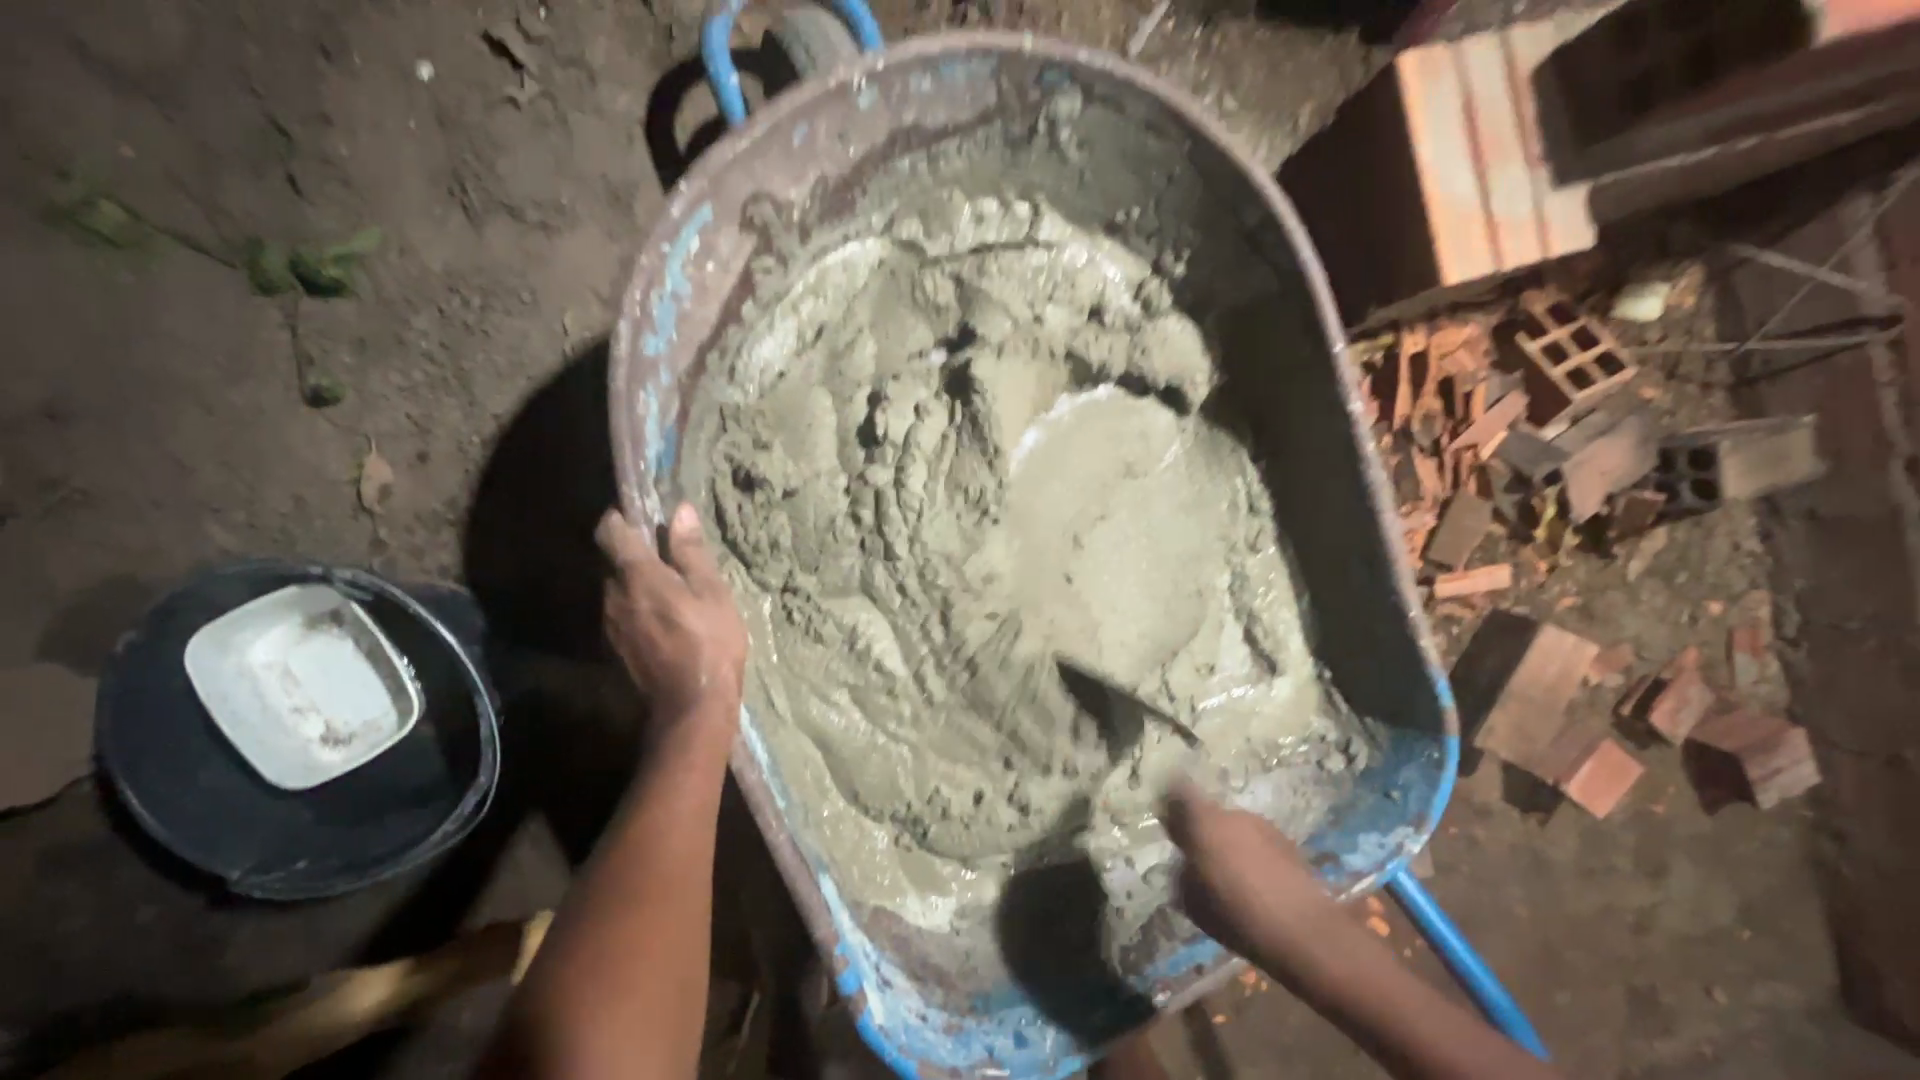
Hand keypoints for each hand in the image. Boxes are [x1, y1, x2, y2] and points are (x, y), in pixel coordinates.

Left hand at [596, 503, 747, 742]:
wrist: (691, 705)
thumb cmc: (709, 642)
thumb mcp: (712, 592)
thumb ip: (691, 551)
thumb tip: (680, 511)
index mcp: (637, 575)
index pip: (610, 530)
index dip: (620, 516)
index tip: (639, 513)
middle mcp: (613, 595)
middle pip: (613, 562)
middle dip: (634, 554)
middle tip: (667, 557)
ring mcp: (610, 624)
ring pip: (618, 591)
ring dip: (637, 585)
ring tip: (671, 591)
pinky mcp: (615, 647)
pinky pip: (622, 615)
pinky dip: (638, 609)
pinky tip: (665, 621)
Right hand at [1160, 778, 1334, 957]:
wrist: (1301, 928)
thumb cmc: (1236, 915)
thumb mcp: (1191, 901)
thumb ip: (1183, 873)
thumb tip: (1186, 864)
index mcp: (1202, 823)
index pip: (1179, 793)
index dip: (1171, 803)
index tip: (1169, 821)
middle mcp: (1232, 814)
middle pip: (1209, 813)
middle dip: (1203, 831)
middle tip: (1201, 861)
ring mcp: (1262, 825)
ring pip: (1235, 827)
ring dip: (1229, 843)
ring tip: (1232, 876)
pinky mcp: (1287, 841)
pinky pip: (1257, 841)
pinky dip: (1252, 854)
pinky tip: (1257, 882)